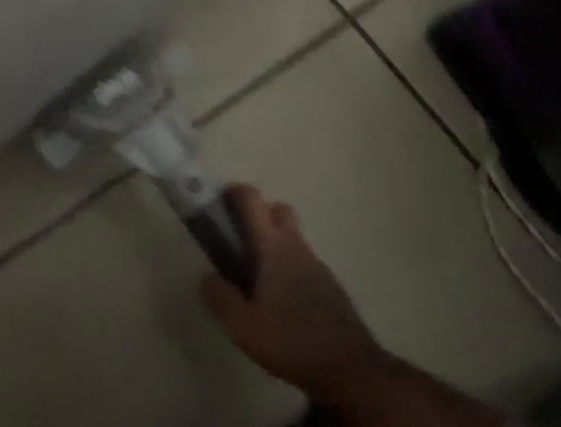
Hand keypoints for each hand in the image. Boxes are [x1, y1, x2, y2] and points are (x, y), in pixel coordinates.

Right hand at [199, 184, 384, 404]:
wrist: (351, 368)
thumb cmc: (291, 341)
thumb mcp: (242, 326)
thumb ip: (220, 297)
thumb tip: (209, 277)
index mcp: (272, 247)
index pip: (252, 200)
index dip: (233, 192)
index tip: (218, 200)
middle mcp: (296, 247)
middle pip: (278, 209)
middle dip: (259, 214)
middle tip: (239, 240)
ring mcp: (318, 265)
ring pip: (293, 237)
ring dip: (274, 243)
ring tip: (257, 279)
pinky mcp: (330, 285)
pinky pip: (305, 262)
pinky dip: (290, 268)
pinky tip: (282, 301)